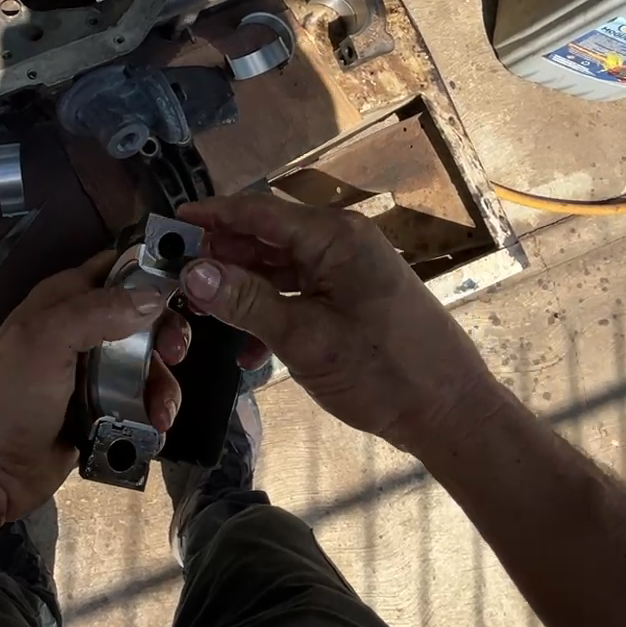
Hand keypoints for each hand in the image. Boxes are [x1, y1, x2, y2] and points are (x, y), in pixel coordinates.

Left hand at [0, 250, 189, 535]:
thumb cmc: (10, 395)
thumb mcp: (47, 340)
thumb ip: (98, 311)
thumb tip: (155, 297)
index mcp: (64, 300)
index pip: (115, 268)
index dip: (150, 271)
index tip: (185, 287)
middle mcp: (82, 330)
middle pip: (142, 317)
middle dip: (165, 333)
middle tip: (175, 353)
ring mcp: (93, 373)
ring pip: (147, 363)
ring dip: (163, 383)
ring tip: (162, 410)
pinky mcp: (103, 410)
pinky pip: (141, 401)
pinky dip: (154, 410)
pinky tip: (155, 425)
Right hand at [177, 194, 497, 453]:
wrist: (453, 415)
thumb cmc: (382, 371)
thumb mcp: (305, 338)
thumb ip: (245, 301)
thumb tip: (191, 271)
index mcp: (334, 236)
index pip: (258, 211)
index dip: (212, 214)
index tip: (172, 222)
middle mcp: (340, 241)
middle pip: (266, 236)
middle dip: (222, 254)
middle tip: (179, 274)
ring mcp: (348, 268)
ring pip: (279, 264)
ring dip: (243, 286)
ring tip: (203, 306)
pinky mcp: (350, 294)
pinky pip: (298, 289)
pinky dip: (270, 308)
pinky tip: (247, 345)